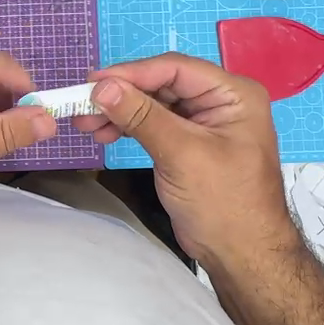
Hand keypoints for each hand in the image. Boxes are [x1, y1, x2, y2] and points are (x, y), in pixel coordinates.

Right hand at [72, 53, 296, 264]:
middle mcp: (219, 100)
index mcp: (232, 93)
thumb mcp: (181, 154)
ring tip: (86, 124)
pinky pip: (152, 122)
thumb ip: (141, 116)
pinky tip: (104, 134)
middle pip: (160, 84)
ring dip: (119, 111)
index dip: (131, 73)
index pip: (174, 69)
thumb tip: (101, 87)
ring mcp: (203, 121)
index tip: (91, 84)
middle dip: (121, 94)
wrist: (241, 255)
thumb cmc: (223, 203)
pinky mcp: (187, 141)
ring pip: (152, 103)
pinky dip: (127, 126)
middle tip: (82, 106)